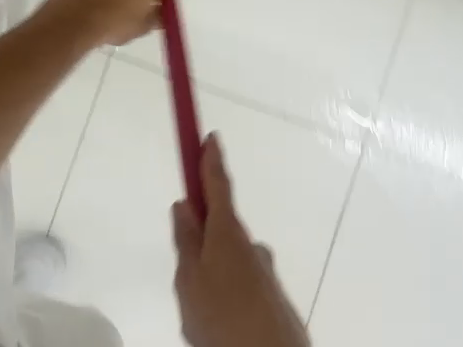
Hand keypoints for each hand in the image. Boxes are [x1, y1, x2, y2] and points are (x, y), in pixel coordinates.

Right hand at [172, 135, 309, 346]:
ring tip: (200, 318)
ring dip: (215, 279)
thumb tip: (184, 204)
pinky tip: (222, 329)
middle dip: (203, 243)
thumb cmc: (223, 320)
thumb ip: (185, 241)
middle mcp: (252, 248)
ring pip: (232, 266)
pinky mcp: (277, 306)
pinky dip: (231, 302)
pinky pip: (244, 293)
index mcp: (228, 234)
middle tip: (185, 279)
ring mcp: (268, 276)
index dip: (211, 159)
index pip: (218, 184)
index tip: (210, 135)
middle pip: (222, 230)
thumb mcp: (189, 280)